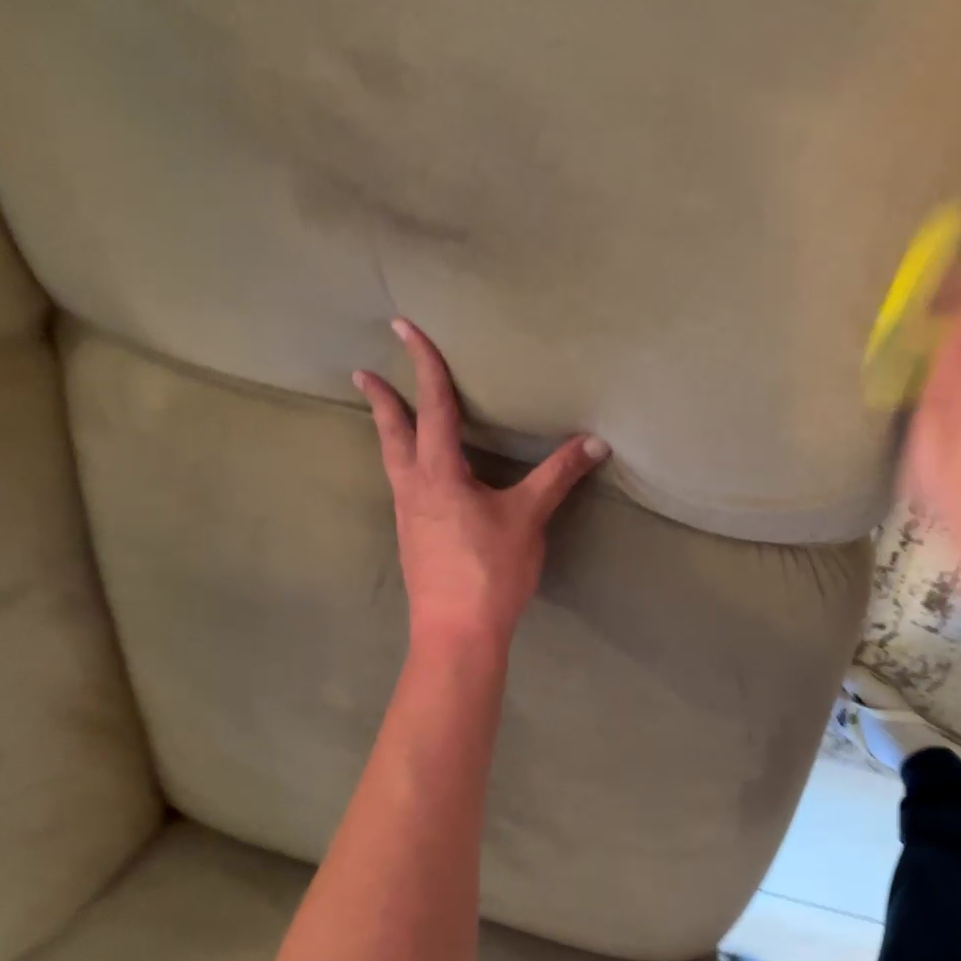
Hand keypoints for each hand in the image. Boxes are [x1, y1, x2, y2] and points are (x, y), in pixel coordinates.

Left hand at [355, 319, 607, 646]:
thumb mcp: (529, 518)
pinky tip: (421, 474)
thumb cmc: (490, 570)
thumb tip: (595, 442)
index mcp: (438, 474)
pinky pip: (404, 484)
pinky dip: (405, 462)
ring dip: (388, 431)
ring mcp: (410, 514)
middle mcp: (413, 488)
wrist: (456, 631)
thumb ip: (558, 476)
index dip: (424, 366)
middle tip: (365, 372)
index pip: (432, 408)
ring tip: (387, 414)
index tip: (404, 328)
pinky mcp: (415, 536)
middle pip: (393, 433)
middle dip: (382, 401)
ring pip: (393, 460)